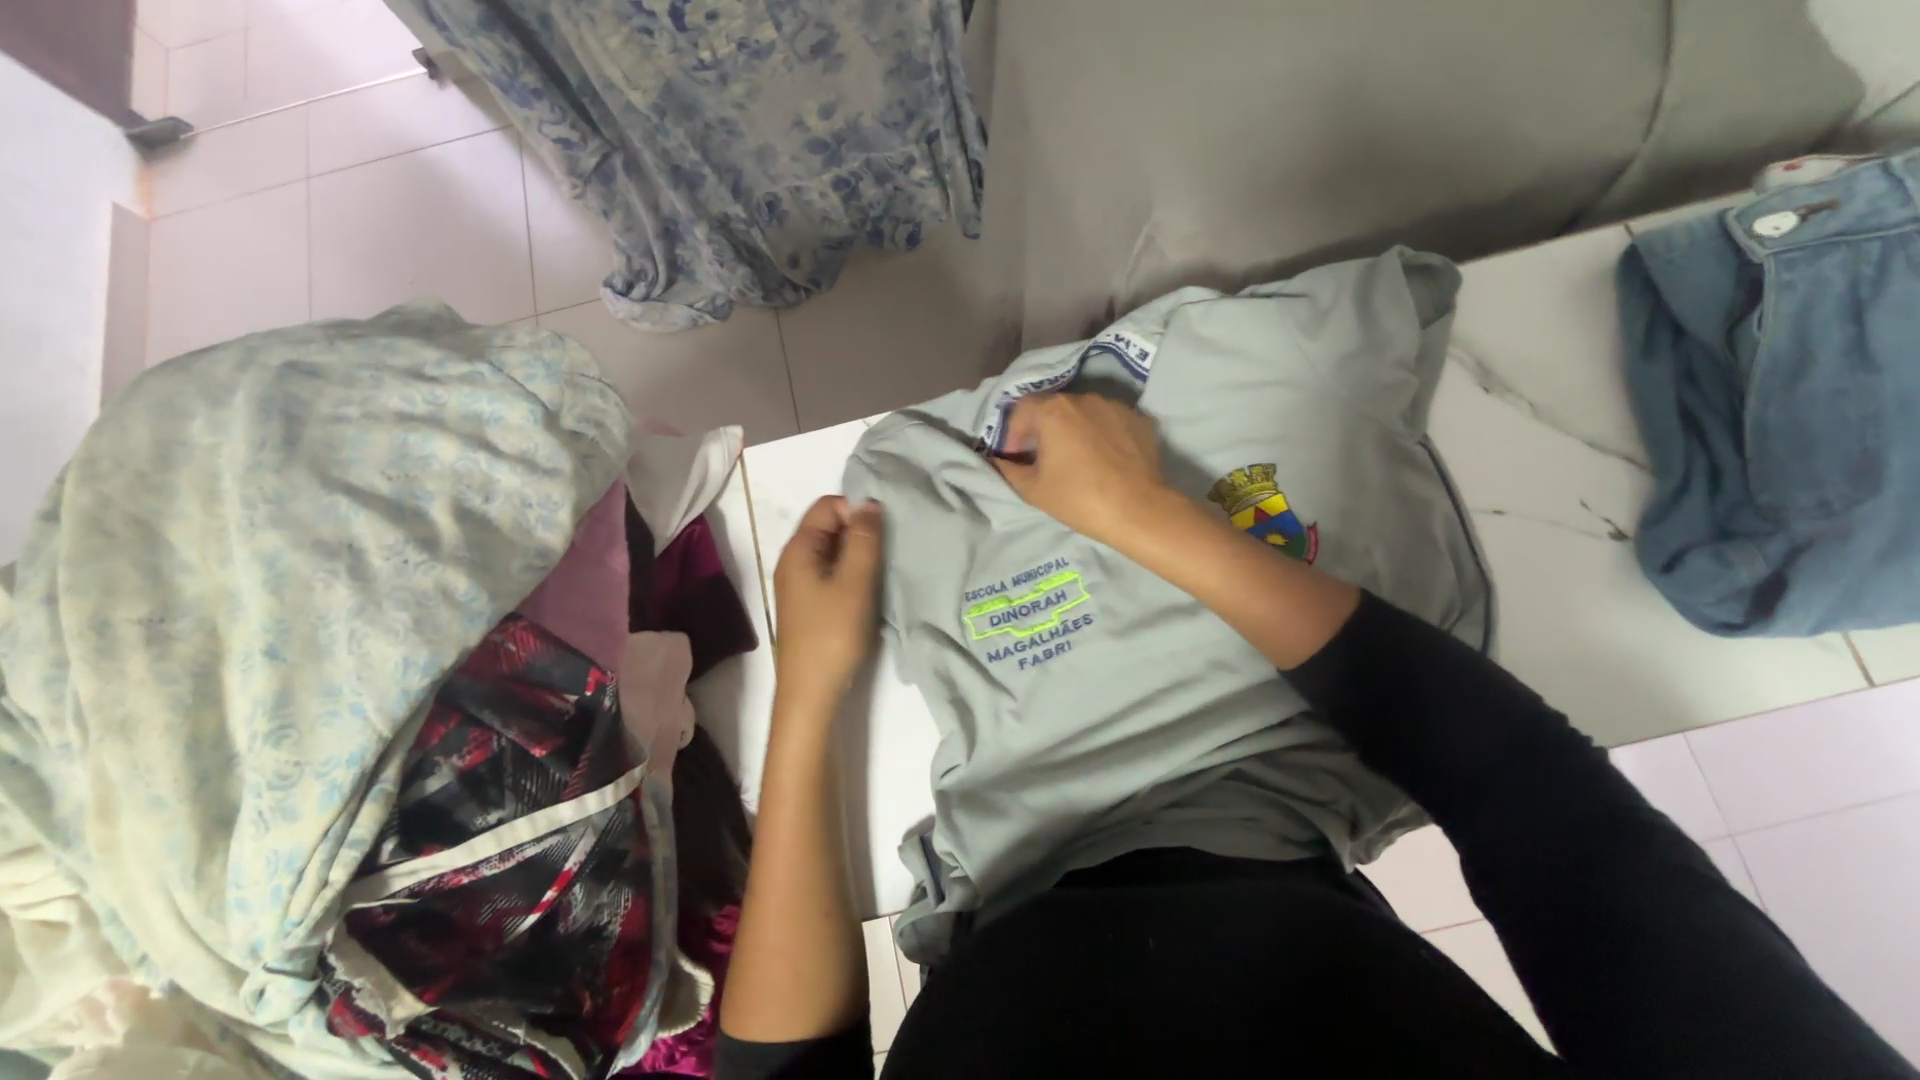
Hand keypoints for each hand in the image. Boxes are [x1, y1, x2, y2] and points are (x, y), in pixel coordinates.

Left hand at [772, 496, 884, 708]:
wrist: (812, 693)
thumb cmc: (833, 634)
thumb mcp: (855, 581)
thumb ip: (864, 538)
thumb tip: (869, 502)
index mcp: (798, 549)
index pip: (828, 505)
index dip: (857, 510)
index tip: (885, 532)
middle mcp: (795, 561)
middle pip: (831, 527)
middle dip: (862, 532)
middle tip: (891, 550)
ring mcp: (802, 585)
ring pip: (836, 553)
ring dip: (862, 556)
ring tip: (887, 570)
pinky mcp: (812, 605)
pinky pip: (836, 575)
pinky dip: (856, 576)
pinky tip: (874, 591)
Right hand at [991, 393, 1176, 543]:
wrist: (1138, 510)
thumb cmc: (1078, 499)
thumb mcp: (1033, 490)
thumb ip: (1008, 470)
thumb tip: (998, 460)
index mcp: (1052, 411)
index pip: (1021, 409)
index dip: (1014, 432)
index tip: (1017, 457)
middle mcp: (1083, 399)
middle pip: (1053, 407)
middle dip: (1043, 429)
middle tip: (1044, 458)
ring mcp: (1114, 406)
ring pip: (1083, 412)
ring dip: (1073, 429)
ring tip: (1077, 458)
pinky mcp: (1138, 419)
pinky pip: (1110, 421)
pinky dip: (1101, 434)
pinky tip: (1104, 459)